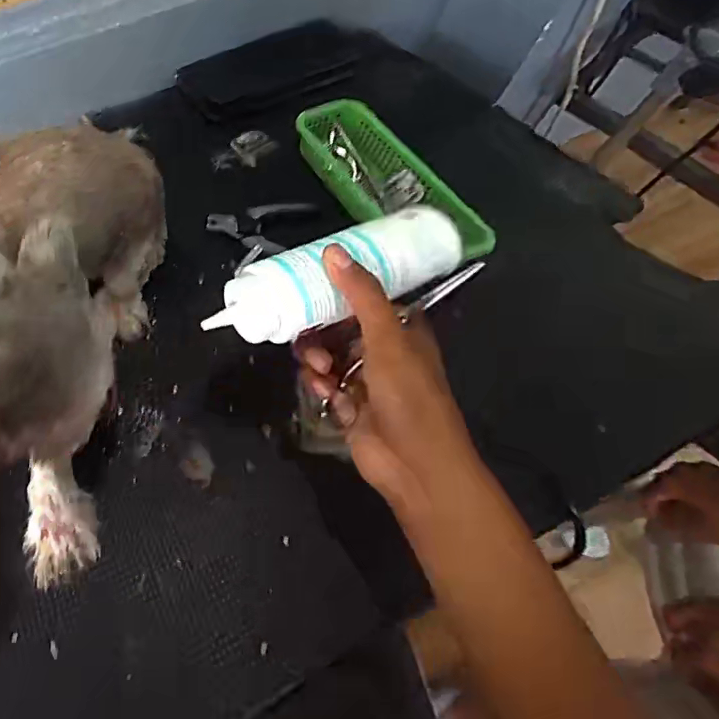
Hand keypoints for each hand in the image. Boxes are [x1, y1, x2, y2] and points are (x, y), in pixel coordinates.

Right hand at [293, 246, 481, 513]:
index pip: (368, 296)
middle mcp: (384, 350)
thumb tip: (333, 252)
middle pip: (340, 325)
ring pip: (328, 353)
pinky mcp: (349, 404)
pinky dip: (319, 382)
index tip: (313, 277)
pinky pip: (324, 382)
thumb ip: (361, 294)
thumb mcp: (387, 337)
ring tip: (317, 368)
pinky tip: (322, 389)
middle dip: (320, 327)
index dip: (342, 286)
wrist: (415, 466)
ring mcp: (366, 379)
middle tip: (303, 329)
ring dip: (317, 356)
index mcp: (402, 328)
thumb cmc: (409, 395)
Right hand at [642, 462, 718, 546]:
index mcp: (672, 481)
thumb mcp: (703, 529)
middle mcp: (679, 469)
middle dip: (660, 502)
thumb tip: (652, 523)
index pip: (646, 494)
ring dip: (676, 498)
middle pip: (661, 486)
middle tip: (664, 521)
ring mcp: (699, 468)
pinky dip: (691, 495)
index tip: (650, 526)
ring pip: (678, 484)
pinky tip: (699, 507)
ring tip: (681, 515)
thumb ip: (673, 525)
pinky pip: (694, 483)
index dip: (646, 511)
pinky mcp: (716, 472)